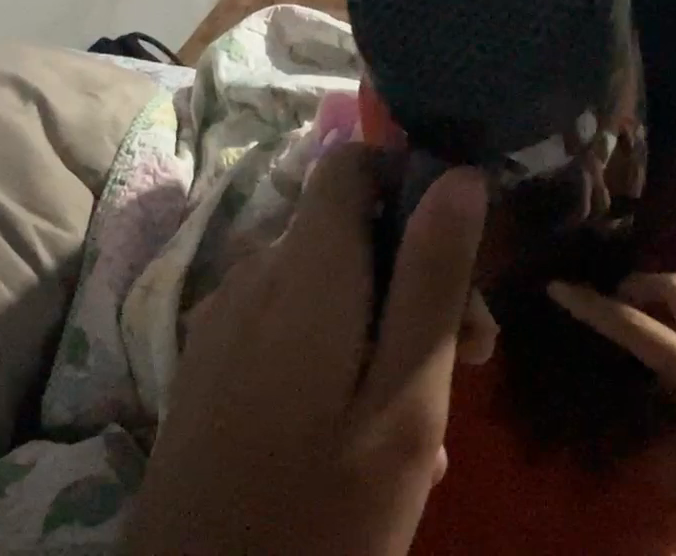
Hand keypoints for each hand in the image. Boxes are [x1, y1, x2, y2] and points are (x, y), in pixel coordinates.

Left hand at [124, 146, 489, 555]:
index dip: (407, 182)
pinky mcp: (208, 362)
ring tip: (418, 418)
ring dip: (379, 323)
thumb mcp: (404, 403)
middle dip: (413, 274)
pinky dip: (333, 350)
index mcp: (303, 270)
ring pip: (320, 283)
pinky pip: (284, 324)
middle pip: (344, 230)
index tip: (456, 251)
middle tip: (468, 359)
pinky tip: (355, 430)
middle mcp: (253, 274)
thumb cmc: (322, 513)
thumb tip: (458, 174)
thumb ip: (432, 279)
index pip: (350, 163)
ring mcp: (221, 319)